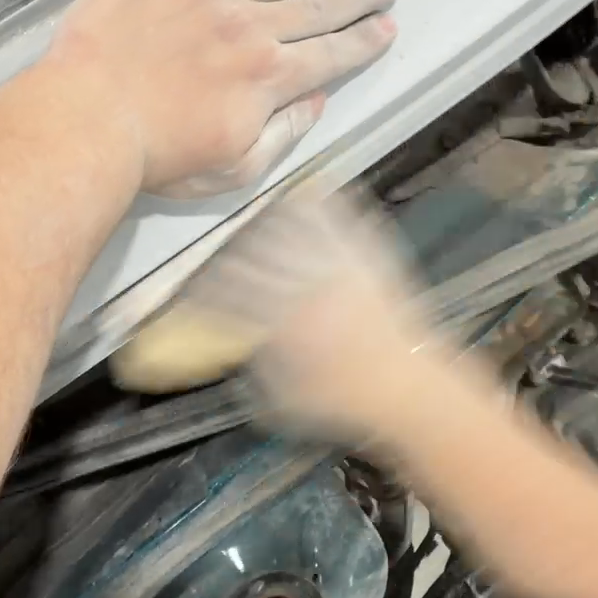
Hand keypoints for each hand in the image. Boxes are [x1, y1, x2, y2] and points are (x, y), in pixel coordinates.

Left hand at [43, 0, 400, 195]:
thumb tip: (316, 99)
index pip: (333, 54)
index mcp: (271, 78)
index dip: (364, 40)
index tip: (387, 26)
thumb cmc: (161, 156)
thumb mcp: (235, 168)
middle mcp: (253, 28)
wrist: (89, 118)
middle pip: (319, 6)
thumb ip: (284, 132)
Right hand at [111, 189, 451, 438]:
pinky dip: (316, 203)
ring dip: (263, 223)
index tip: (190, 287)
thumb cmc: (344, 402)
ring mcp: (337, 266)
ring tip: (248, 221)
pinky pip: (336, 218)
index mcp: (281, 323)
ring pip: (288, 229)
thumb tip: (229, 350)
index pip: (228, 294)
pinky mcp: (364, 257)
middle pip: (251, 255)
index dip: (202, 288)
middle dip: (225, 253)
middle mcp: (304, 286)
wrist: (407, 387)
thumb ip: (250, 371)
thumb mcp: (282, 402)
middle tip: (213, 253)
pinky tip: (301, 195)